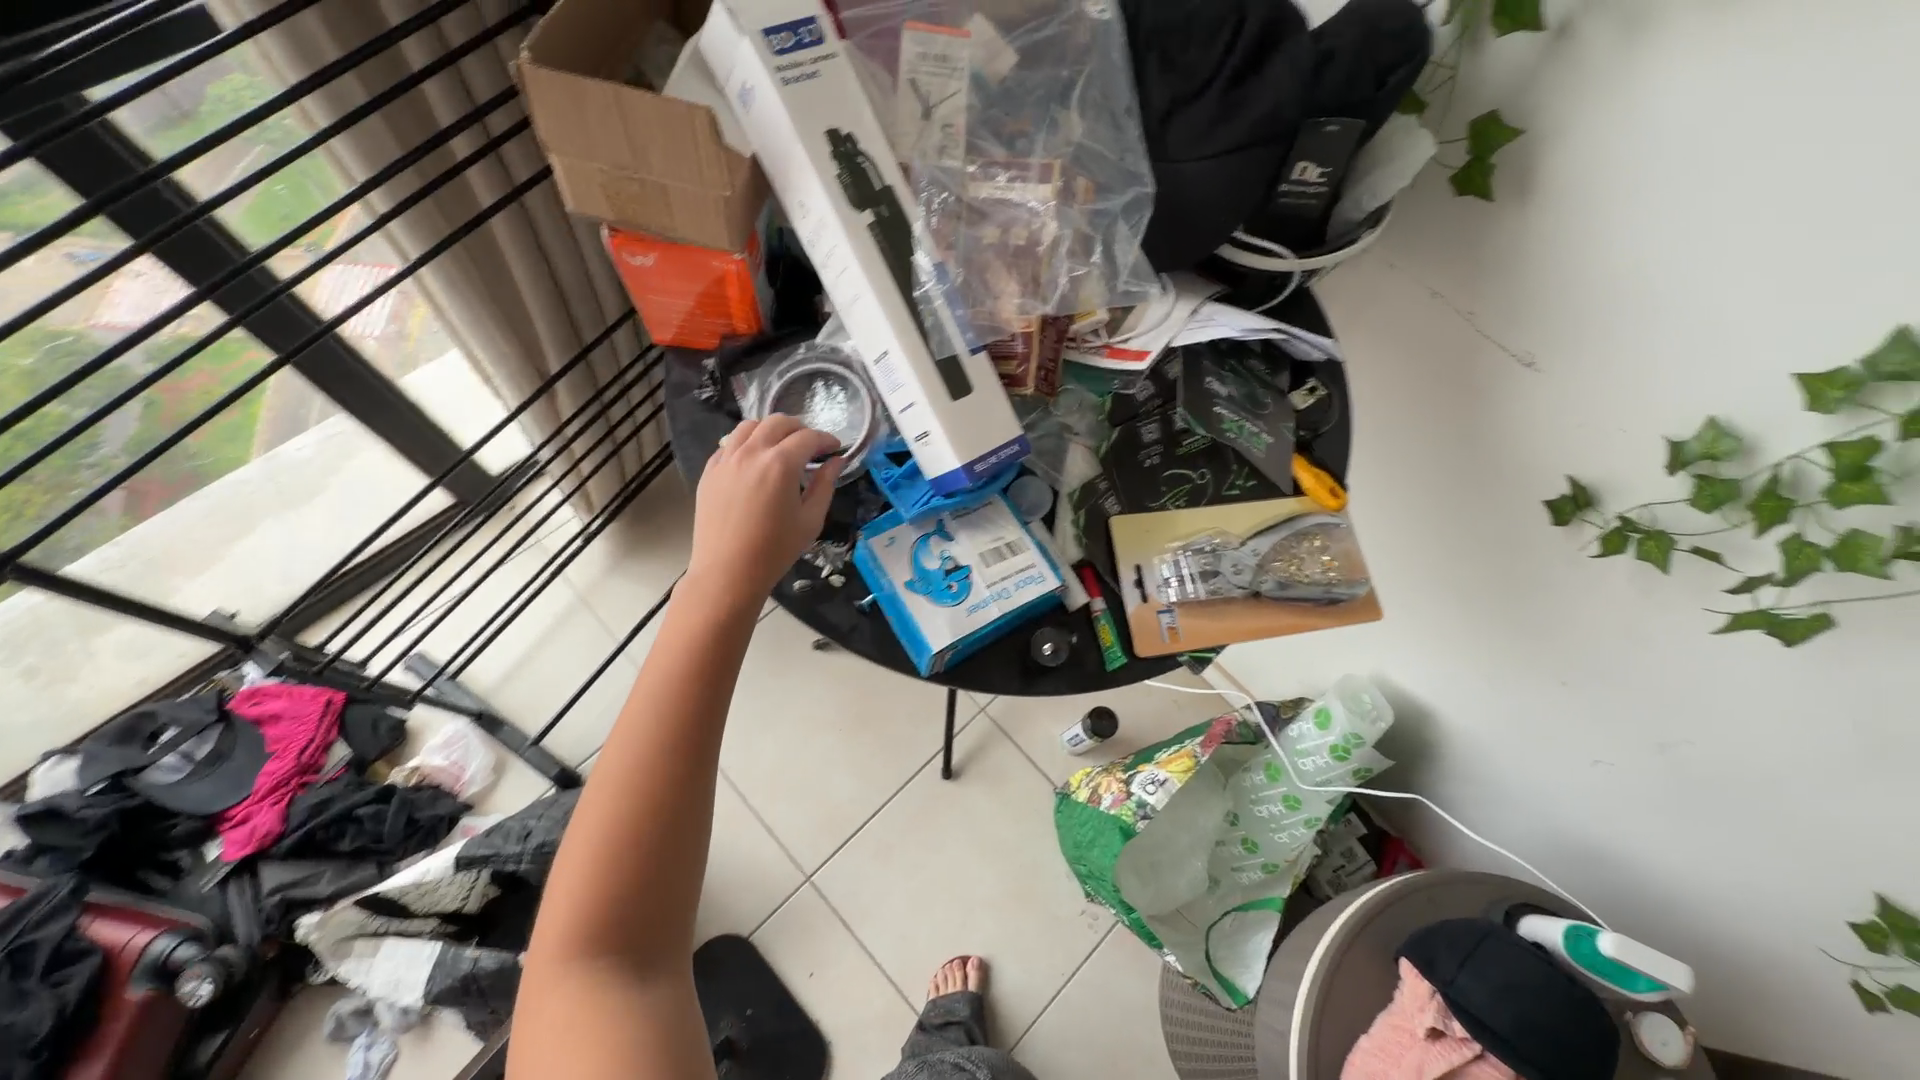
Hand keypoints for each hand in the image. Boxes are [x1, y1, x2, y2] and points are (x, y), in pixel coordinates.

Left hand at [685, 415, 844, 612]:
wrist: (727, 572)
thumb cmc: (775, 551)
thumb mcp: (810, 520)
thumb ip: (825, 485)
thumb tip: (835, 461)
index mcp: (780, 464)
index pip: (808, 437)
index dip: (826, 439)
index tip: (835, 448)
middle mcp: (751, 453)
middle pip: (778, 422)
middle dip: (800, 428)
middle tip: (811, 446)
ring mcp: (726, 460)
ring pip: (750, 426)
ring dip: (770, 430)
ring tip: (780, 446)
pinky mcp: (710, 471)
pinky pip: (729, 444)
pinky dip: (746, 443)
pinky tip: (754, 461)